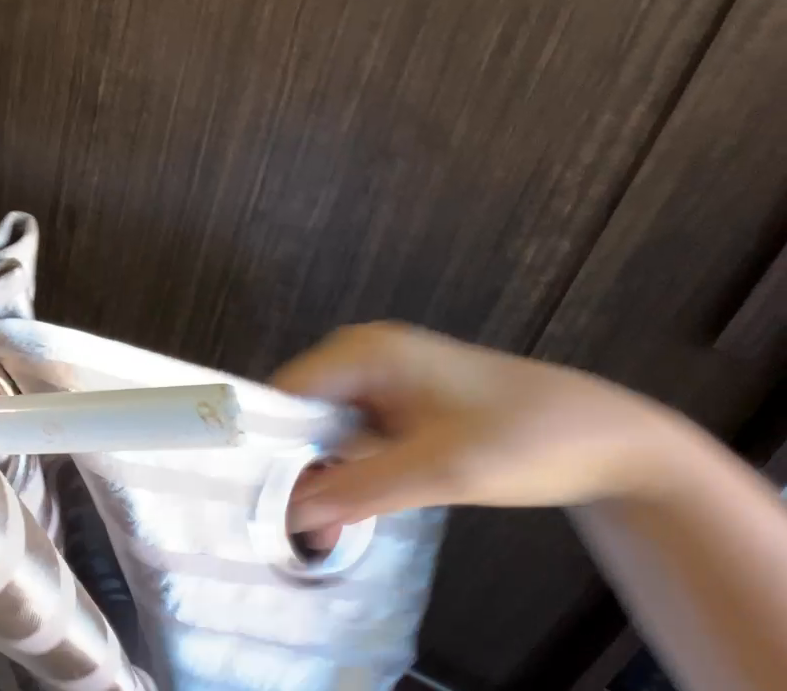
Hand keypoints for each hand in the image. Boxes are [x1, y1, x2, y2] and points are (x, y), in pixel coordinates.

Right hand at [273, 322, 688, 532]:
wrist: (620, 441)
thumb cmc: (529, 441)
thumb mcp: (443, 471)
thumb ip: (362, 488)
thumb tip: (291, 515)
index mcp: (361, 351)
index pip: (284, 393)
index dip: (265, 441)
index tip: (256, 493)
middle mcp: (359, 353)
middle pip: (300, 409)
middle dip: (293, 463)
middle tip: (291, 523)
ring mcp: (380, 375)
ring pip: (325, 424)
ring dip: (321, 470)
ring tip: (319, 525)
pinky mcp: (400, 398)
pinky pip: (353, 430)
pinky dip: (348, 466)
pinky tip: (350, 503)